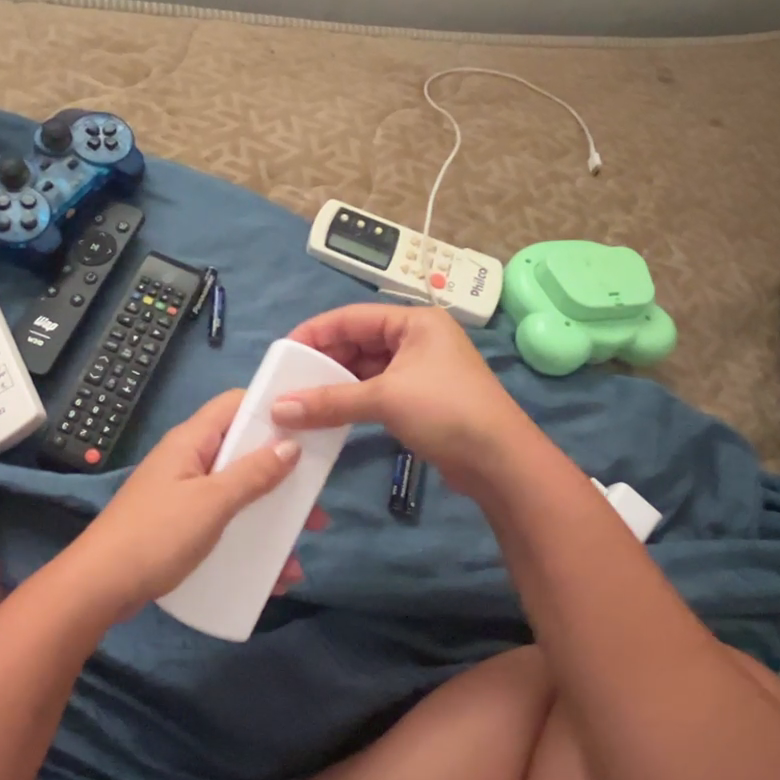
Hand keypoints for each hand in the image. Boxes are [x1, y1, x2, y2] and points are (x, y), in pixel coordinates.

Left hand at [67, 389, 303, 609]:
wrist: (100, 587)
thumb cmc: (156, 535)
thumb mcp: (212, 502)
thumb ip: (252, 474)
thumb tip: (290, 444)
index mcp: (191, 442)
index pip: (235, 405)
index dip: (271, 408)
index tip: (309, 425)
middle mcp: (189, 462)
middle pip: (244, 455)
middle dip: (282, 479)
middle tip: (315, 504)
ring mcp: (185, 496)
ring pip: (239, 496)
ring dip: (270, 520)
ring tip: (298, 550)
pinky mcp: (182, 528)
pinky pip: (225, 526)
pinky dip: (249, 545)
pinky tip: (272, 576)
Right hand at [273, 304, 534, 493]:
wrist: (500, 462)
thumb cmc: (446, 411)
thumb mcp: (385, 399)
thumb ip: (330, 401)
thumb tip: (279, 409)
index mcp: (414, 322)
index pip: (351, 318)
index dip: (314, 333)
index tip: (281, 353)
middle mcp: (416, 339)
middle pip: (357, 342)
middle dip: (322, 362)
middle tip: (286, 382)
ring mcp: (419, 370)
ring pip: (364, 370)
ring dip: (334, 385)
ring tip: (299, 401)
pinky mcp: (419, 399)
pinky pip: (374, 392)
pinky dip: (351, 401)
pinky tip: (326, 415)